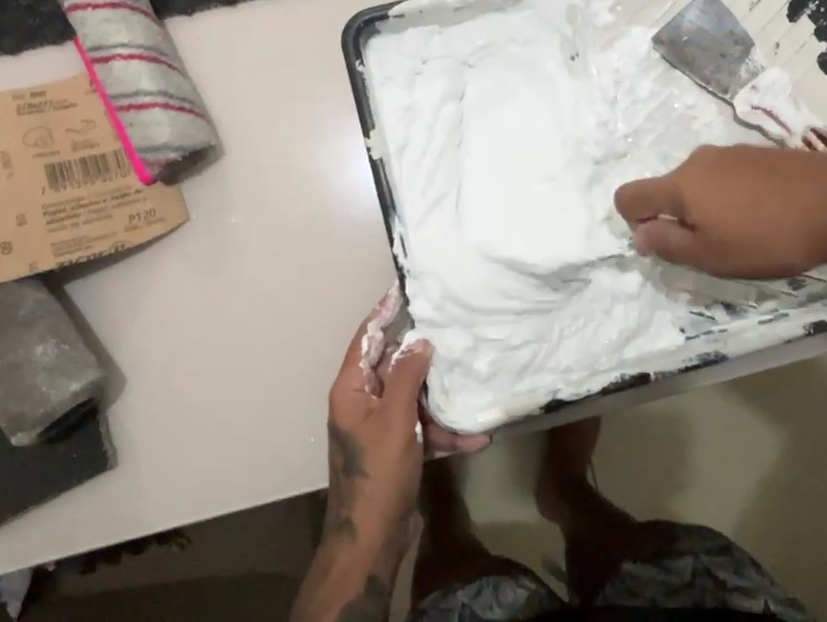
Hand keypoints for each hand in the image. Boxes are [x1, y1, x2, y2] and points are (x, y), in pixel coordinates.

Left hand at [323, 290, 488, 550]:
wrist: (372, 538)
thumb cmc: (377, 473)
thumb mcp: (394, 419)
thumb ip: (406, 376)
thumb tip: (420, 341)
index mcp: (351, 389)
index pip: (367, 338)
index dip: (384, 313)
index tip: (403, 288)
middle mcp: (363, 401)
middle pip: (394, 365)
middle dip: (424, 355)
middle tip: (452, 331)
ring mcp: (381, 426)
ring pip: (413, 397)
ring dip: (441, 399)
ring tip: (471, 386)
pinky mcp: (398, 448)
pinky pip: (423, 428)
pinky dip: (445, 432)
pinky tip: (475, 437)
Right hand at [614, 145, 826, 278]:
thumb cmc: (769, 236)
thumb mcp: (713, 256)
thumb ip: (668, 244)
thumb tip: (638, 235)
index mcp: (679, 185)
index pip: (628, 196)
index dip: (635, 223)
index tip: (668, 243)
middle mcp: (696, 161)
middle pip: (666, 190)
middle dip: (679, 218)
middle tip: (715, 246)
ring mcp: (728, 153)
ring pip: (698, 184)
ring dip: (708, 208)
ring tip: (746, 232)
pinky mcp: (756, 153)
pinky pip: (727, 176)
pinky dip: (733, 197)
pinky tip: (765, 214)